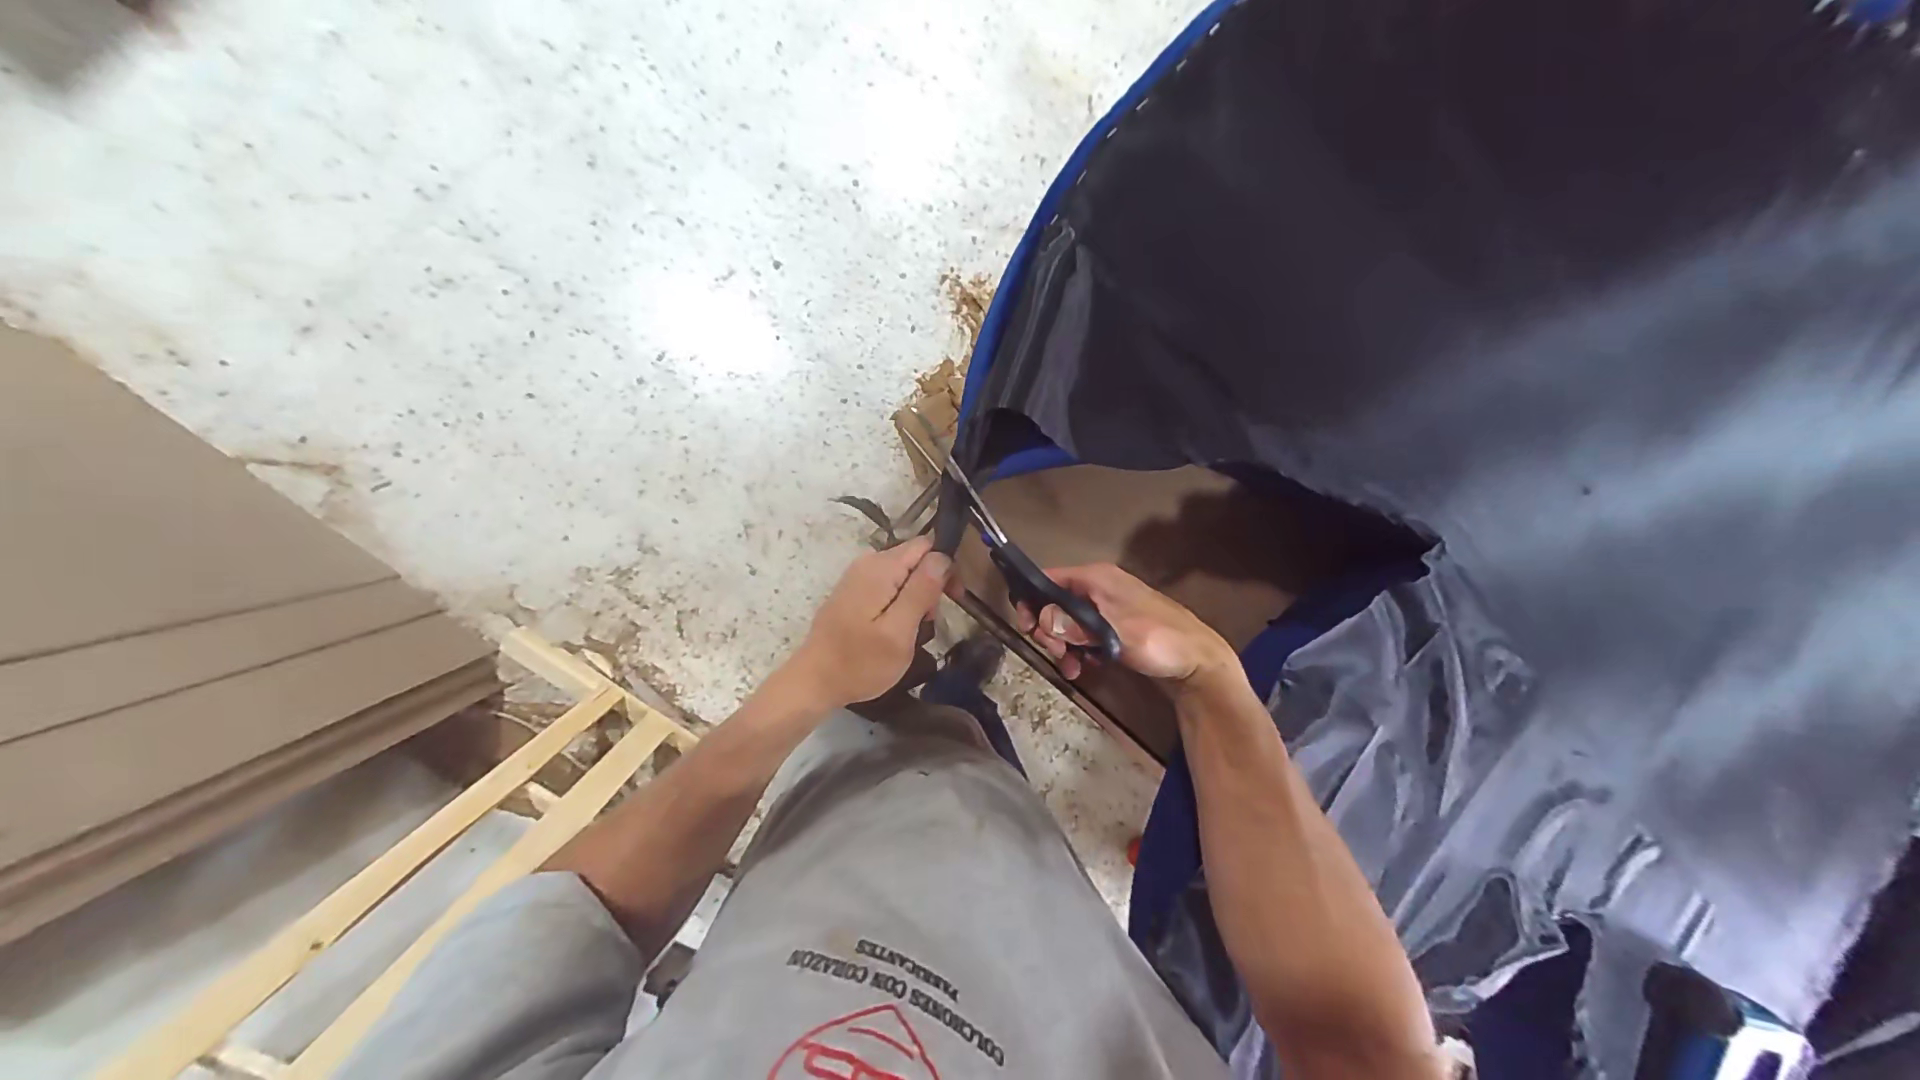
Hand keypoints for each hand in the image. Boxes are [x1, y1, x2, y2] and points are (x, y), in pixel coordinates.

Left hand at [780, 536, 951, 708]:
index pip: (926, 546)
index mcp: (881, 568)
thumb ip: (921, 591)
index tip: (952, 599)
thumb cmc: (859, 663)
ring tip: (913, 630)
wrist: (814, 682)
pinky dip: (899, 602)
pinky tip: (896, 628)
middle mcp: (868, 563)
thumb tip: (942, 558)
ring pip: (903, 573)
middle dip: (930, 584)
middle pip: (914, 558)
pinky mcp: (853, 592)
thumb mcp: (899, 632)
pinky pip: (887, 585)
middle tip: (930, 622)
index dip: (945, 569)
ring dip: (916, 597)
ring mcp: (858, 577)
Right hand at [1017, 563, 1239, 692]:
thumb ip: (1076, 625)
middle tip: (1056, 652)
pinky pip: (1082, 635)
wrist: (1198, 662)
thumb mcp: (1113, 632)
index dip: (1031, 600)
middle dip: (1048, 629)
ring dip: (1061, 645)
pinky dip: (1076, 650)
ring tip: (1069, 666)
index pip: (1049, 579)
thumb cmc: (1158, 639)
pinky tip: (1080, 668)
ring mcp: (1106, 608)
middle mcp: (1098, 587)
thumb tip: (1044, 620)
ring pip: (1067, 622)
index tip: (1026, 627)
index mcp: (1097, 578)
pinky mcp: (1112, 628)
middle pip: (1055, 603)